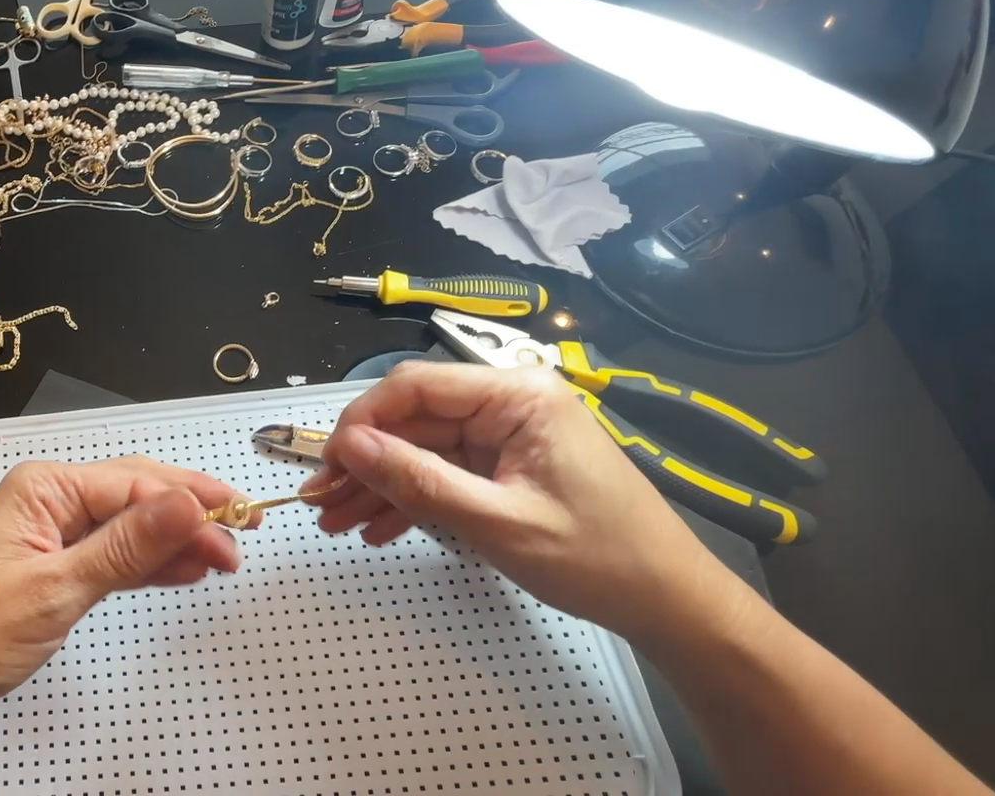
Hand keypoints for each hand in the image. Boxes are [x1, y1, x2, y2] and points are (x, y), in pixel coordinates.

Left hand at [0, 457, 243, 753]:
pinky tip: (183, 570)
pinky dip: (149, 565)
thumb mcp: (55, 589)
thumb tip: (185, 505)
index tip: (238, 521)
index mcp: (44, 488)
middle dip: (189, 513)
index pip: (133, 483)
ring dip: (175, 541)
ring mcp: (51, 538)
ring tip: (224, 556)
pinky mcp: (53, 573)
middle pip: (134, 497)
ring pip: (128, 528)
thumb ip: (126, 547)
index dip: (190, 501)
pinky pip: (113, 558)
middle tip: (243, 533)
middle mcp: (50, 503)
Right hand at [303, 361, 738, 640]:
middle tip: (322, 502)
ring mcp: (504, 437)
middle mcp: (506, 404)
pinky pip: (442, 473)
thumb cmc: (599, 559)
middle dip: (366, 464)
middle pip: (412, 421)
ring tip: (336, 522)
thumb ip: (417, 479)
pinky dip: (410, 500)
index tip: (330, 461)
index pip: (416, 386)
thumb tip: (347, 446)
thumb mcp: (497, 522)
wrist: (673, 608)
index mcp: (516, 395)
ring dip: (379, 486)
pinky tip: (377, 528)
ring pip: (420, 450)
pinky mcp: (504, 467)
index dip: (364, 420)